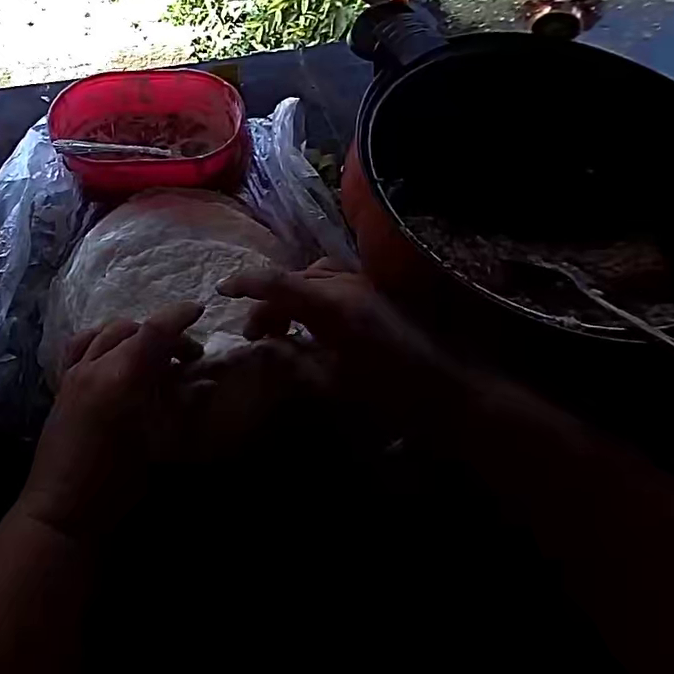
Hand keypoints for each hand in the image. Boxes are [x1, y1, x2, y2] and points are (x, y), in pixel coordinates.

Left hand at [16, 301, 203, 540]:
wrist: (62, 508)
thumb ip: (177, 405)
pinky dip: (101, 339)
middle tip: (187, 356)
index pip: (152, 332)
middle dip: (162, 333)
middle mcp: (94, 366)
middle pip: (131, 329)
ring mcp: (73, 373)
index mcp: (120, 379)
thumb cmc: (115, 484)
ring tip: (152, 351)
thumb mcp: (156, 445)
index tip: (198, 310)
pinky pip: (80, 345)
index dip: (177, 316)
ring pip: (105, 332)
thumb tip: (204, 380)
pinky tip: (113, 353)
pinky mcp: (62, 383)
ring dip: (133, 333)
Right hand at [217, 257, 450, 421]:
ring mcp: (365, 285)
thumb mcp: (332, 384)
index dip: (245, 283)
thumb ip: (292, 359)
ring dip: (290, 296)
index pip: (278, 282)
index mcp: (333, 307)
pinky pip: (332, 280)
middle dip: (267, 303)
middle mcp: (347, 286)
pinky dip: (312, 293)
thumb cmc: (390, 396)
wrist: (451, 395)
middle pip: (292, 280)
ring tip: (284, 326)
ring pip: (312, 277)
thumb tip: (265, 345)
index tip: (222, 292)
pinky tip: (312, 319)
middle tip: (257, 336)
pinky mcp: (376, 292)